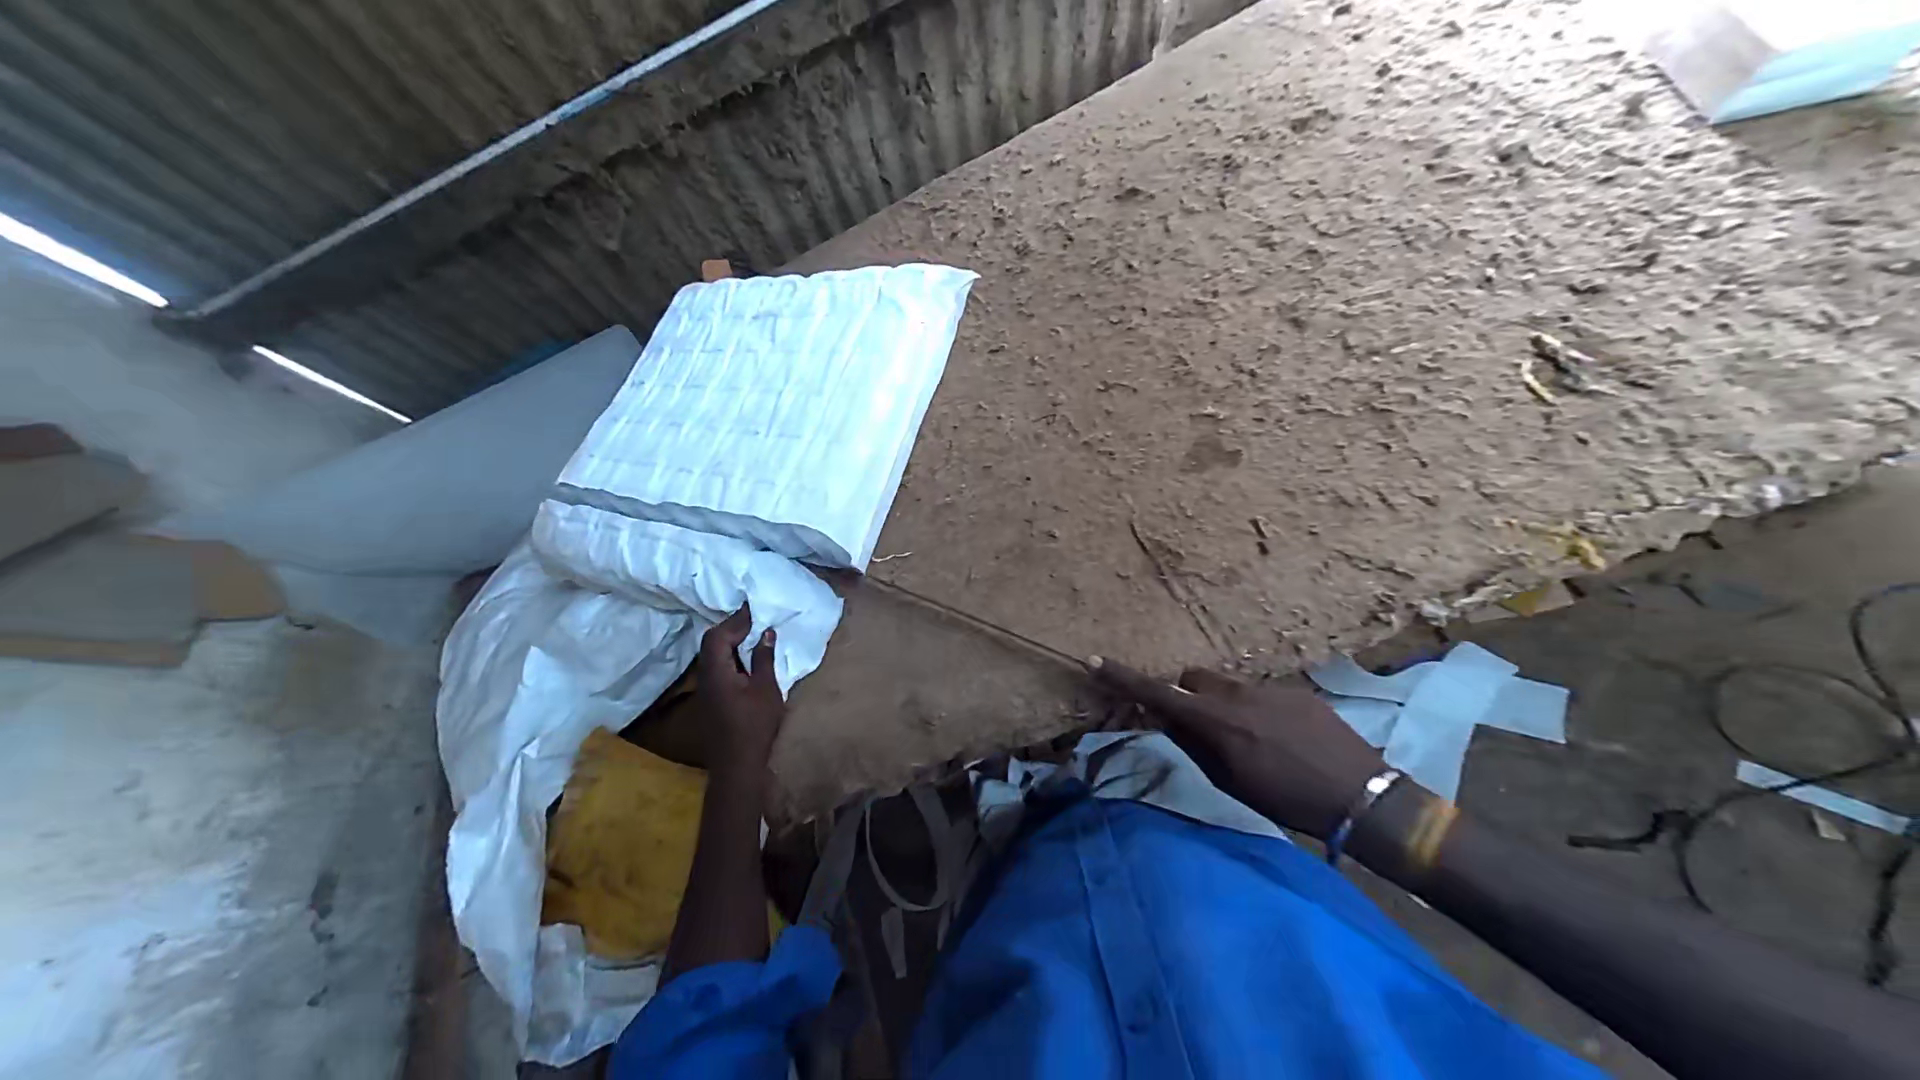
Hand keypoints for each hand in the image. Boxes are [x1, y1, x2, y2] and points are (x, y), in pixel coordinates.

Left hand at [695, 605, 784, 783]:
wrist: (738, 764)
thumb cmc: (755, 725)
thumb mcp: (766, 688)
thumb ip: (764, 658)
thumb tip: (765, 632)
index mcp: (716, 671)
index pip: (718, 636)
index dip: (735, 620)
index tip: (754, 608)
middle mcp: (705, 677)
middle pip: (711, 643)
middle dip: (731, 628)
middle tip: (754, 618)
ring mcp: (706, 689)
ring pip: (712, 656)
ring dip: (730, 642)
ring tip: (753, 633)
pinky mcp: (712, 699)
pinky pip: (717, 667)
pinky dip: (731, 655)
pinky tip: (747, 657)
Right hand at [1090, 658, 1382, 839]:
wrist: (1362, 795)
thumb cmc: (1287, 799)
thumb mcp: (1229, 782)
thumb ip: (1193, 746)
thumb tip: (1165, 721)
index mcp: (1216, 721)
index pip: (1158, 693)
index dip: (1124, 679)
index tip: (1096, 662)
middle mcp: (1237, 694)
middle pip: (1192, 679)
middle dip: (1185, 694)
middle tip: (1197, 725)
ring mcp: (1269, 689)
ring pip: (1226, 685)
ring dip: (1221, 702)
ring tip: (1247, 738)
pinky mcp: (1295, 691)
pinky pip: (1258, 692)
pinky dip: (1253, 709)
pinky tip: (1279, 738)